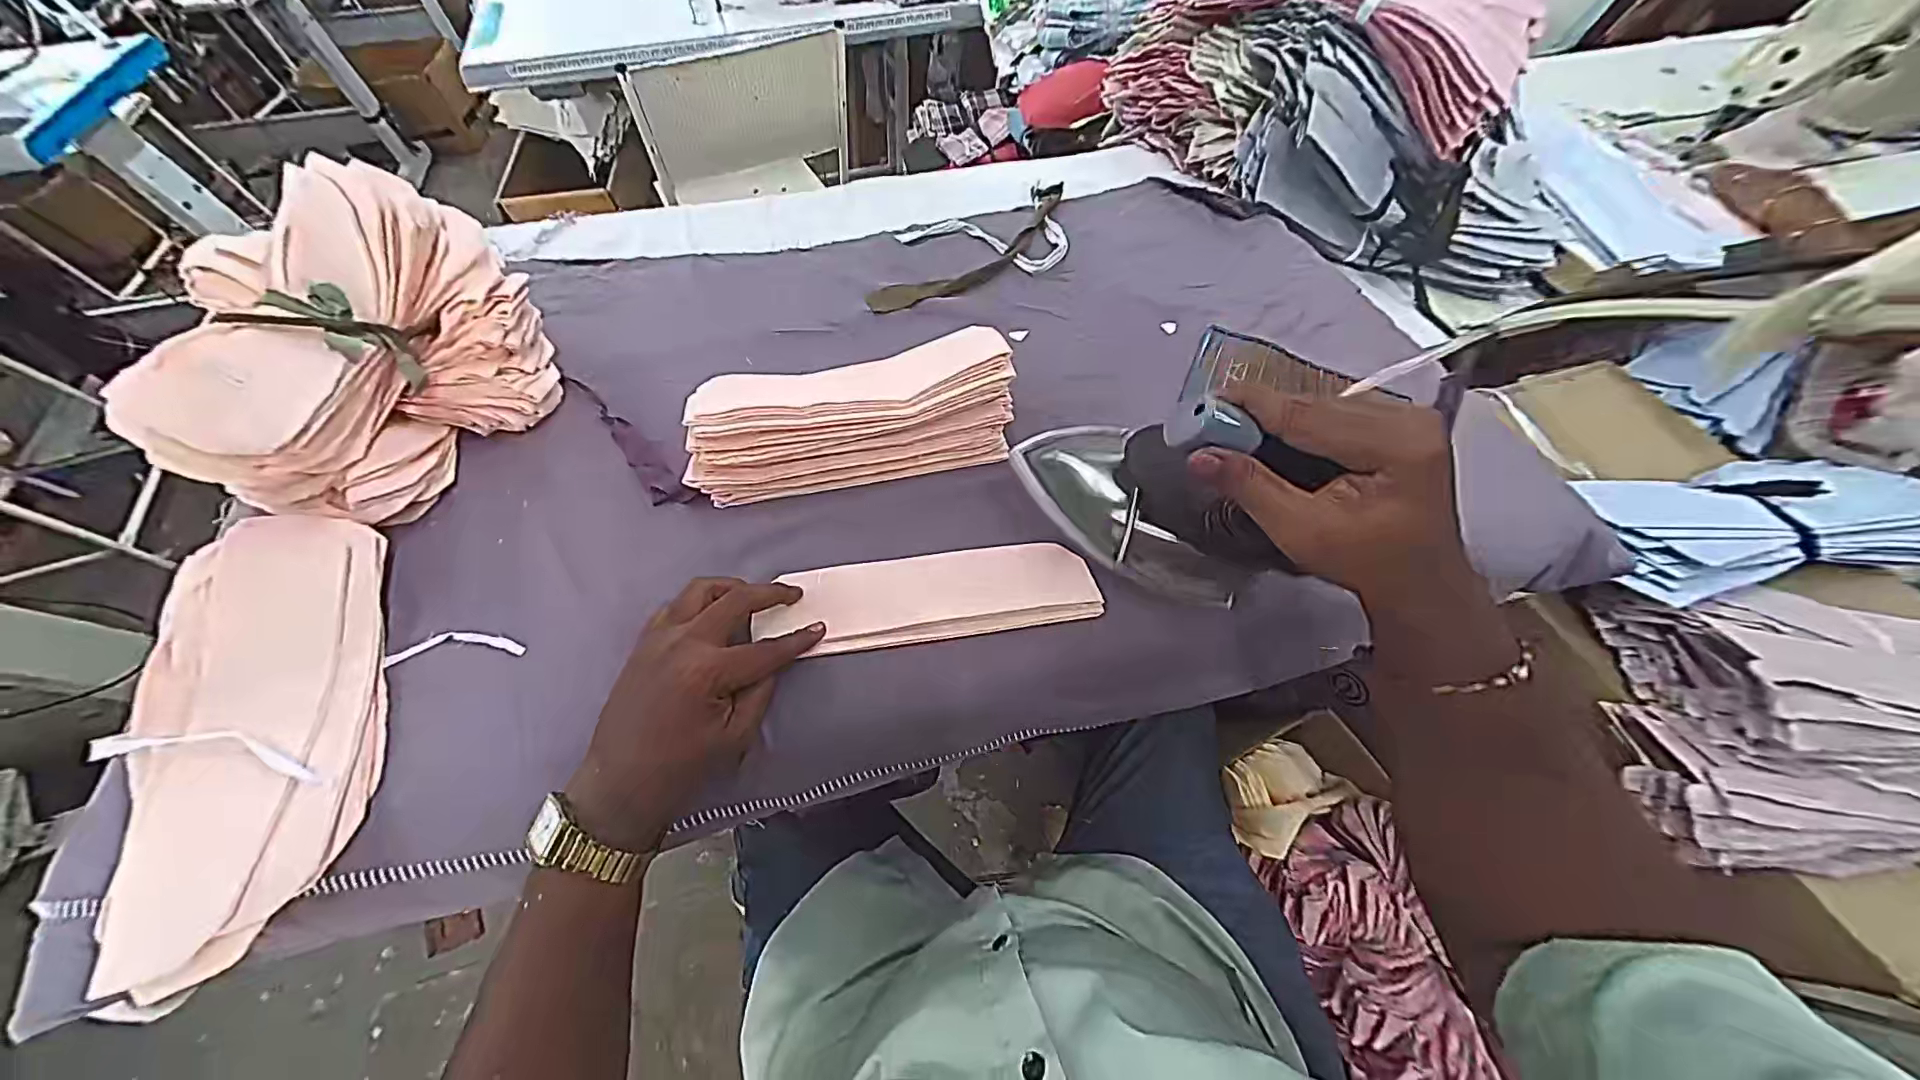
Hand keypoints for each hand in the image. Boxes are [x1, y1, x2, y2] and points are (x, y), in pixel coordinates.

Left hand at [565, 578, 824, 852]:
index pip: (764, 649)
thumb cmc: (680, 768)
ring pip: (699, 591)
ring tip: (752, 598)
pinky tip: (712, 616)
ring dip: (731, 588)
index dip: (796, 640)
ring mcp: (657, 639)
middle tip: (791, 595)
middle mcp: (681, 643)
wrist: (619, 784)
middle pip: (734, 600)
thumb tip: (774, 661)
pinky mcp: (643, 644)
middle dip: (769, 594)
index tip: (817, 628)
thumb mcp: (736, 735)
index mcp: (706, 670)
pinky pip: (674, 606)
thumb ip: (760, 691)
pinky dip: (699, 602)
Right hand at [1188, 386, 1515, 681]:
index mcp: (1397, 443)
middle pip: (1312, 403)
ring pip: (1319, 403)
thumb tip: (1202, 458)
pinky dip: (1295, 423)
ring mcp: (1407, 417)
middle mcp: (1409, 419)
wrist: (1416, 581)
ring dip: (1273, 418)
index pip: (1306, 413)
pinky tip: (1269, 438)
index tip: (1203, 410)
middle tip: (1209, 430)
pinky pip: (1333, 410)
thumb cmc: (1369, 564)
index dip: (1247, 408)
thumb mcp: (1299, 530)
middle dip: (1256, 415)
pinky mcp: (1397, 422)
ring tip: (1233, 436)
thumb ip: (1249, 487)